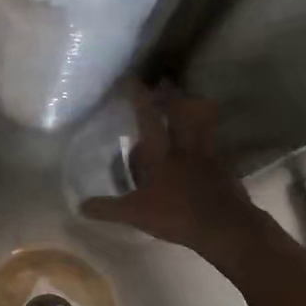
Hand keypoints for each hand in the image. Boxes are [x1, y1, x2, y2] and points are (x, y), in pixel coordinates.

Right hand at [80, 88, 266, 260]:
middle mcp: (185, 147)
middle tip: (165, 81)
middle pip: (180, 112)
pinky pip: (217, 147)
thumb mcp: (135, 213)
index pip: (148, 118)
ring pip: (203, 124)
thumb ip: (108, 208)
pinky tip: (210, 144)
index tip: (132, 79)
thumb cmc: (176, 215)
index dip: (139, 97)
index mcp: (161, 153)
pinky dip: (213, 141)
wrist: (223, 226)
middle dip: (171, 95)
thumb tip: (81, 206)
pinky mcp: (225, 168)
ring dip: (197, 110)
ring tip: (193, 101)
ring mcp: (208, 156)